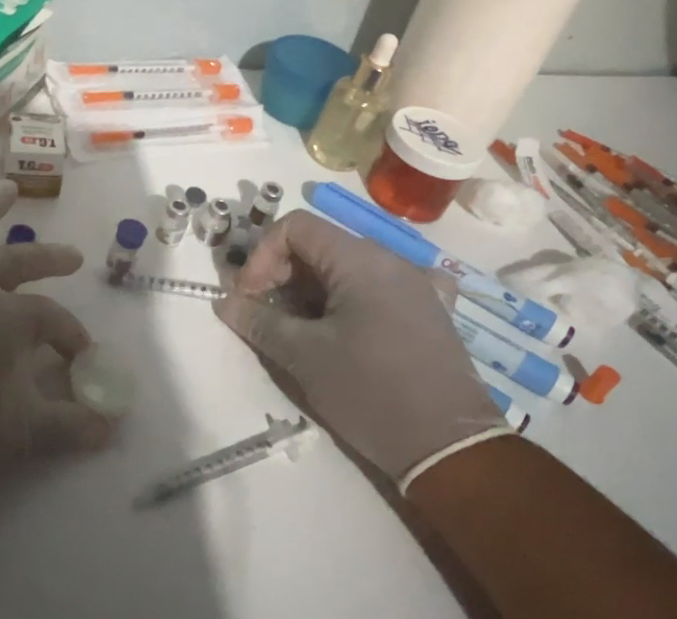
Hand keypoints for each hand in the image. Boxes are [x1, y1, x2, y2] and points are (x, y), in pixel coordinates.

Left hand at [0, 180, 114, 555]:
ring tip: (4, 190)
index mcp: (1, 317)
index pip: (48, 319)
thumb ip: (65, 425)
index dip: (69, 337)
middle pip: (11, 262)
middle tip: (71, 257)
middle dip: (45, 259)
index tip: (82, 359)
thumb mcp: (15, 440)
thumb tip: (108, 425)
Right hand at [215, 211, 508, 485]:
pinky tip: (354, 324)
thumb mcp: (304, 358)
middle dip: (284, 274)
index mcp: (361, 260)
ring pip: (349, 269)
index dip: (262, 255)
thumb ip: (260, 322)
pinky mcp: (432, 314)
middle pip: (322, 246)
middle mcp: (392, 261)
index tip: (249, 298)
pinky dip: (355, 299)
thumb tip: (225, 302)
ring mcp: (417, 286)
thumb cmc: (370, 393)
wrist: (450, 448)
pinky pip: (382, 289)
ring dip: (314, 291)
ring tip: (301, 332)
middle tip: (266, 315)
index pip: (296, 227)